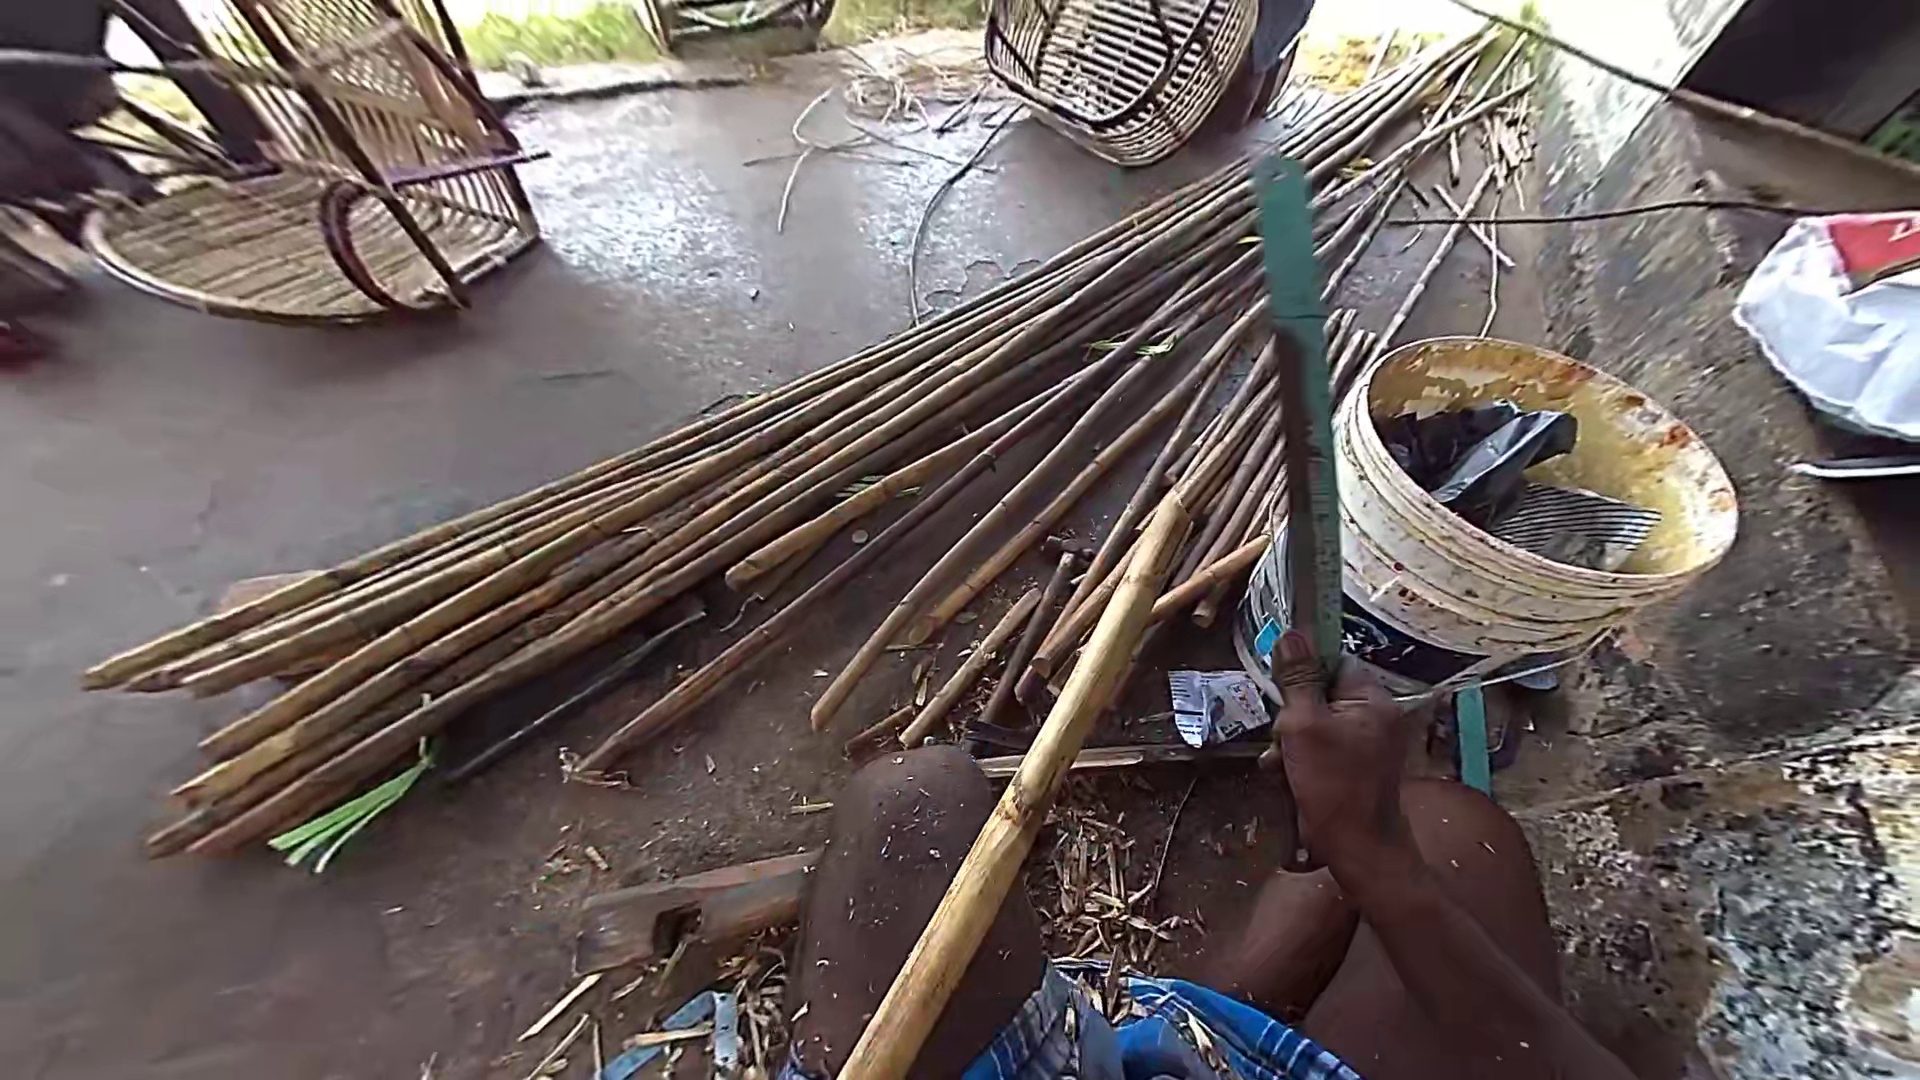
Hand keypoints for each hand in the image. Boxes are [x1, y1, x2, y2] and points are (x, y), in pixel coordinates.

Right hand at [1265, 631, 1412, 872]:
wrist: (1358, 850)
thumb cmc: (1333, 783)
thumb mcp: (1303, 724)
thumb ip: (1296, 678)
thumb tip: (1290, 633)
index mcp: (1372, 700)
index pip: (1333, 659)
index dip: (1303, 666)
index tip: (1278, 680)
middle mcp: (1373, 715)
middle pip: (1319, 687)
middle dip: (1291, 707)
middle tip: (1281, 729)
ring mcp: (1363, 739)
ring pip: (1313, 715)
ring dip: (1289, 732)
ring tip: (1282, 755)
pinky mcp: (1351, 760)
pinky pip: (1317, 739)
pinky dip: (1298, 750)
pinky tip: (1285, 767)